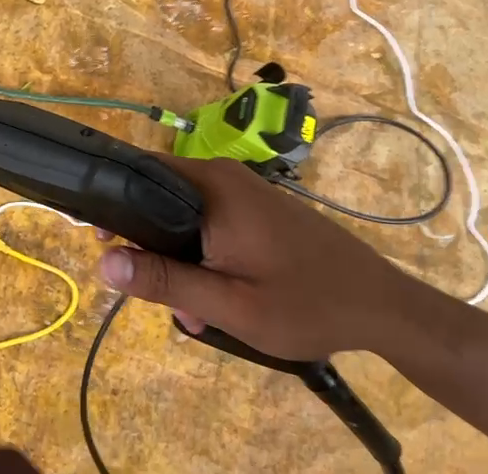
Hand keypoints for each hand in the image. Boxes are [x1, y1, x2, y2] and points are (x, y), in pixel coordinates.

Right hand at [96, 155, 421, 360]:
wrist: (385, 309)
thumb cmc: (307, 304)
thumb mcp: (229, 303)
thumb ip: (164, 280)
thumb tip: (102, 262)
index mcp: (212, 185)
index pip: (138, 173)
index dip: (113, 208)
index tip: (104, 246)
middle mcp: (222, 175)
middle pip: (158, 198)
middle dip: (153, 250)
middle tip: (166, 299)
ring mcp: (241, 190)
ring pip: (183, 216)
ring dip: (180, 261)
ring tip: (197, 313)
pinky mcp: (254, 208)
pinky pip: (208, 223)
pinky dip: (203, 256)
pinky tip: (219, 298)